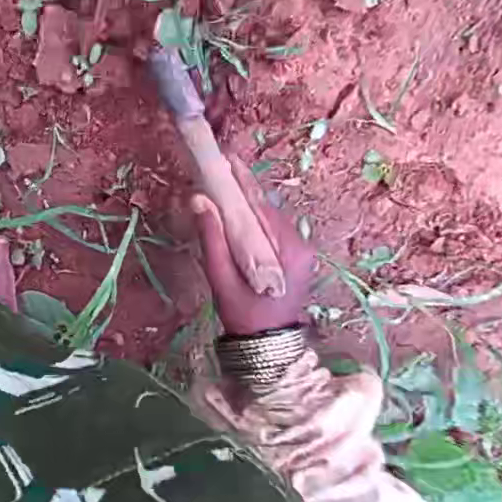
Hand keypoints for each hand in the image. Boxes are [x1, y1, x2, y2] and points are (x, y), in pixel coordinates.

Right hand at [190, 156, 315, 334]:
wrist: (267, 344)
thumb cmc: (242, 314)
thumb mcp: (221, 278)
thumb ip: (212, 238)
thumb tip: (200, 199)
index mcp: (285, 249)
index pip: (259, 205)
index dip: (241, 180)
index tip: (225, 157)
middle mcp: (300, 243)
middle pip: (266, 207)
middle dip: (242, 186)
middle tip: (220, 163)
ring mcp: (301, 248)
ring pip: (268, 216)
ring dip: (246, 200)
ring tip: (224, 183)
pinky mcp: (296, 254)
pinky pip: (271, 227)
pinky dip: (253, 216)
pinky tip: (237, 210)